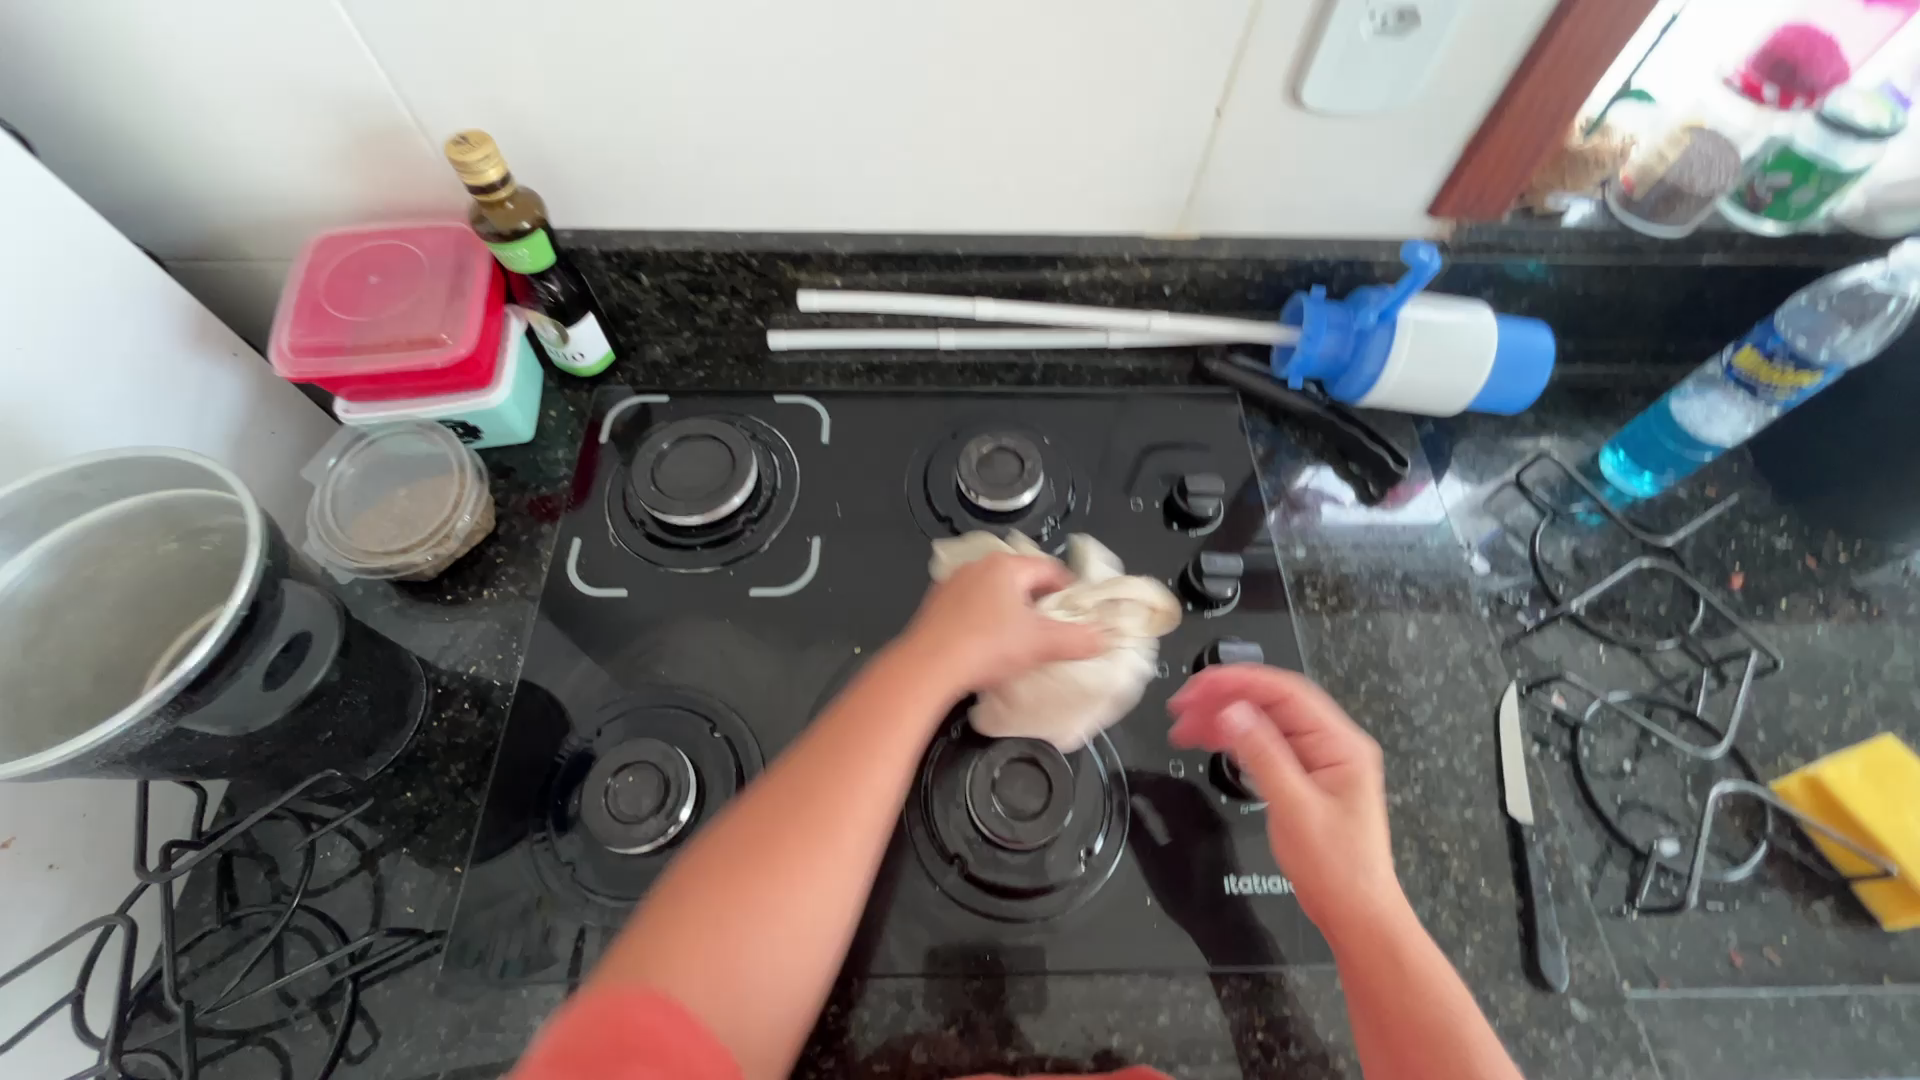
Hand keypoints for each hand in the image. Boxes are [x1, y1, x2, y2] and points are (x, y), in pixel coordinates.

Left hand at [898, 554, 1106, 696]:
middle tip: (1053, 630)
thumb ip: (1077, 639)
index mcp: (1006, 566)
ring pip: (995, 594)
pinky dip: (985, 622)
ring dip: (1011, 613)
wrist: (928, 667)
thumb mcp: (1040, 644)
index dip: (1069, 592)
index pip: (1050, 569)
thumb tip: (1101, 638)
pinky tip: (988, 647)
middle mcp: (978, 567)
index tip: (1078, 613)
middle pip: (1021, 581)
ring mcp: (953, 585)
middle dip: (1039, 604)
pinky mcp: (936, 607)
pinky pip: (971, 609)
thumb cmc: (986, 646)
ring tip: (1022, 641)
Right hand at [1167, 665, 1402, 940]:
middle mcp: (1330, 744)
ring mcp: (1315, 759)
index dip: (1238, 682)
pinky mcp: (1301, 775)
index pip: (1284, 692)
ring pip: (1261, 721)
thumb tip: (1233, 712)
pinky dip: (1232, 739)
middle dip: (1223, 698)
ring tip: (1185, 726)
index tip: (1200, 686)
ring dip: (1222, 718)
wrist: (1356, 914)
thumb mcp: (1296, 807)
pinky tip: (1210, 742)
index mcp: (1339, 743)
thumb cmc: (1339, 868)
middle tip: (1183, 705)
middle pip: (1269, 702)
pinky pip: (1262, 743)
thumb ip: (1263, 755)